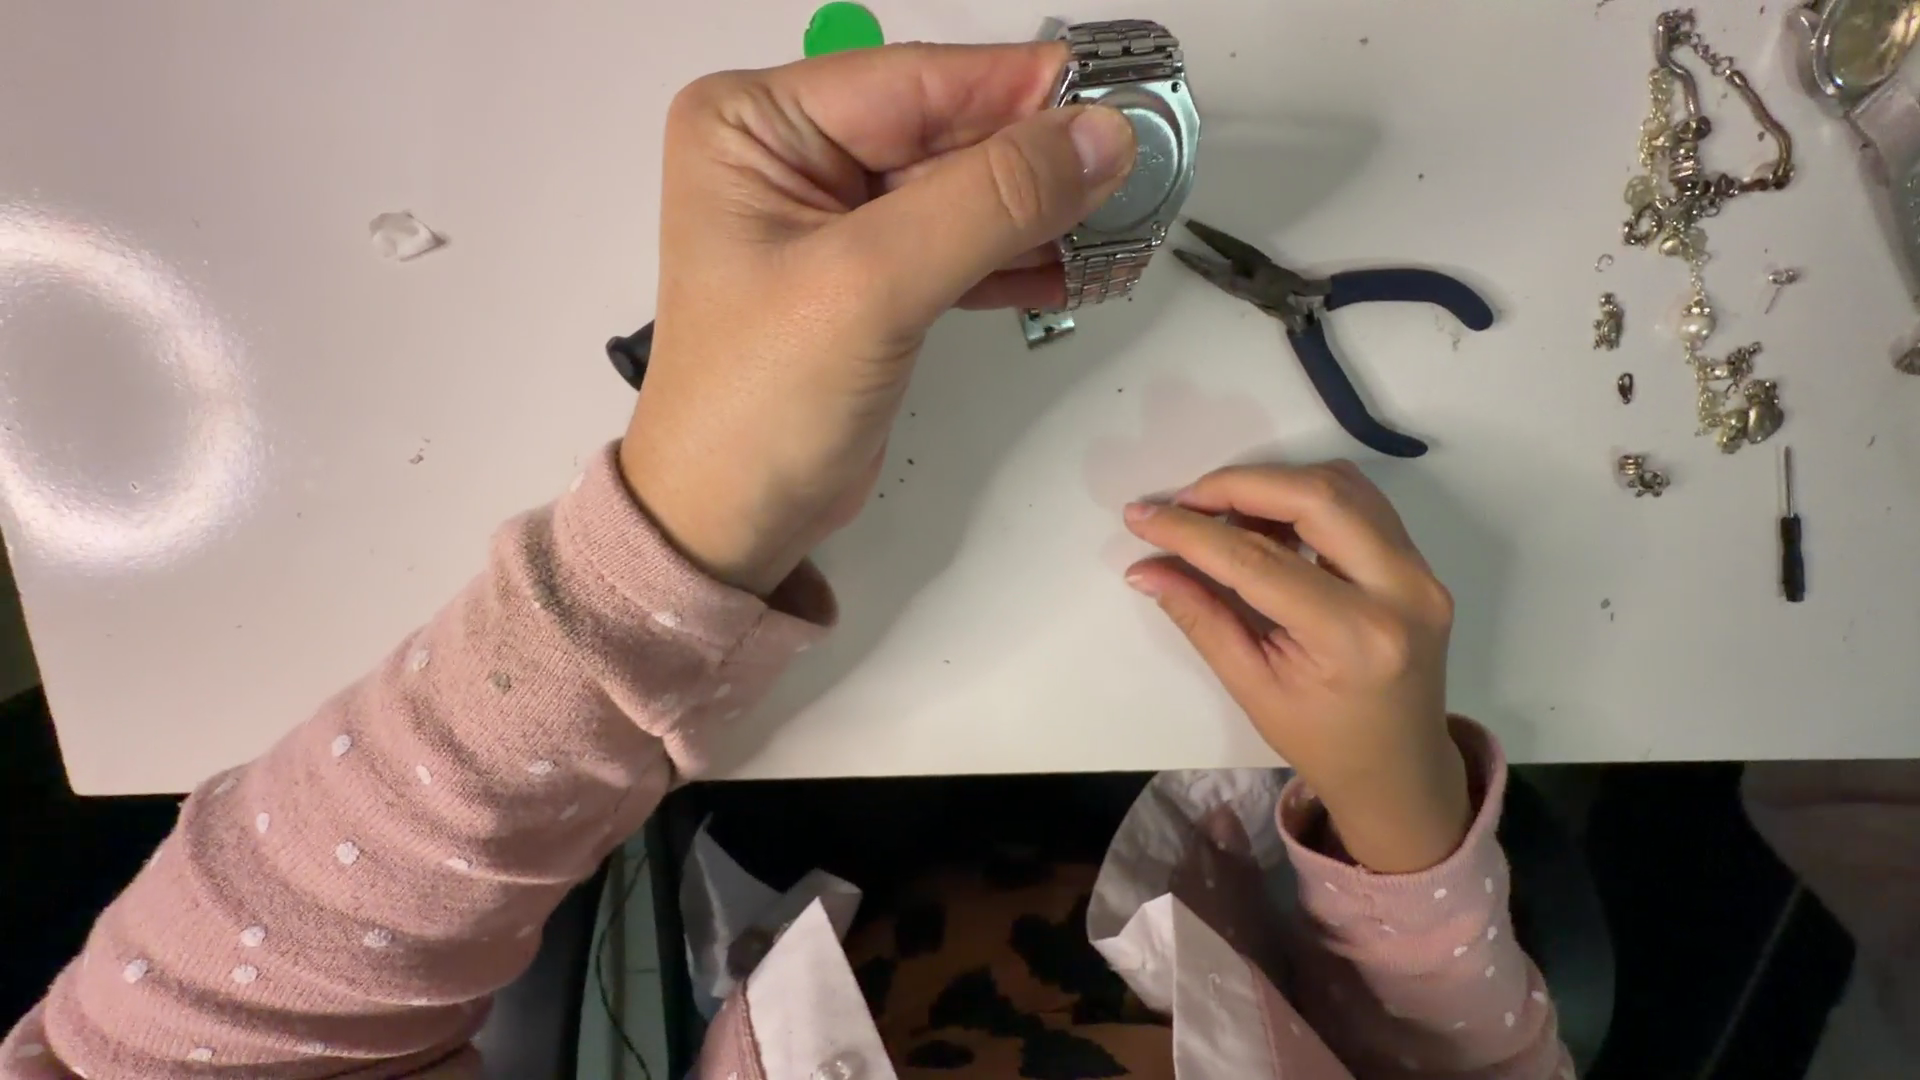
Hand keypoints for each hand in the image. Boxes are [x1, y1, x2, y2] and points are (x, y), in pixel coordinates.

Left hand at [619, 43, 1138, 595]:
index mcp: (758, 127)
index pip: (911, 83)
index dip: (1019, 86)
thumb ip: (989, 203)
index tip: (1118, 89)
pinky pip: (955, 255)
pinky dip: (1012, 264)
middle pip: (941, 137)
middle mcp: (794, 164)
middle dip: (1037, 160)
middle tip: (1137, 163)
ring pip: (958, 199)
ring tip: (1119, 224)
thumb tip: (1102, 137)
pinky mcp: (870, 289)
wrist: (737, 517)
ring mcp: (835, 230)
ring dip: (1037, 215)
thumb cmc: (764, 402)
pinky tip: (1071, 270)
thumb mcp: (872, 285)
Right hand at [1122, 463, 1469, 873]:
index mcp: (1353, 637)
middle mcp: (1401, 591)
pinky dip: (1303, 496)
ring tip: (1219, 510)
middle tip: (1182, 501)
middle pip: (1315, 496)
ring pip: (1342, 486)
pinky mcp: (1421, 563)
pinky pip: (1359, 502)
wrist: (1401, 772)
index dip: (1191, 532)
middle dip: (1236, 485)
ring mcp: (1421, 571)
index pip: (1257, 560)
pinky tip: (1265, 520)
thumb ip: (1199, 617)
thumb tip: (1144, 568)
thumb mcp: (1250, 686)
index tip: (1142, 517)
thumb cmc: (1320, 741)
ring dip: (1272, 484)